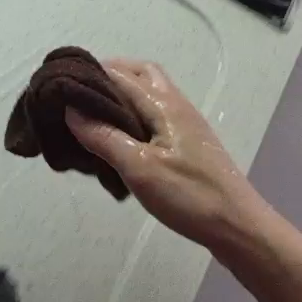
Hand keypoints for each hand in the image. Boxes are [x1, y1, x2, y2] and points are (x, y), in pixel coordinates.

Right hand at [64, 59, 270, 251]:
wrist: (241, 230)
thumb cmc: (190, 196)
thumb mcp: (139, 169)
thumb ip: (103, 137)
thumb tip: (71, 111)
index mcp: (163, 103)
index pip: (119, 74)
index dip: (89, 74)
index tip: (60, 84)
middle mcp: (176, 103)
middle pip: (140, 72)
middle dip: (109, 74)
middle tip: (81, 93)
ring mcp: (186, 123)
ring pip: (150, 92)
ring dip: (123, 93)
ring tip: (96, 114)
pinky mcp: (189, 143)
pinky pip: (156, 112)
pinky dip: (135, 112)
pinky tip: (123, 137)